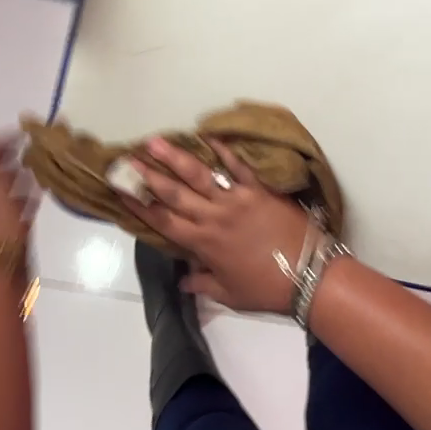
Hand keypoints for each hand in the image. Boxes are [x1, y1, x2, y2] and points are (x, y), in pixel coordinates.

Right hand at [120, 138, 310, 312]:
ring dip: (176, 157)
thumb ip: (203, 284)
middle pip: (174, 193)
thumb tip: (182, 281)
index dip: (139, 205)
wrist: (310, 276)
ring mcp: (237, 200)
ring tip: (157, 141)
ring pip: (200, 175)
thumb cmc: (268, 290)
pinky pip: (239, 166)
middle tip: (128, 158)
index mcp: (204, 244)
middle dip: (148, 175)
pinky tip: (210, 135)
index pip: (163, 221)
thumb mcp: (230, 294)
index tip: (120, 189)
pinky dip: (225, 150)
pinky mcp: (259, 189)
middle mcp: (214, 217)